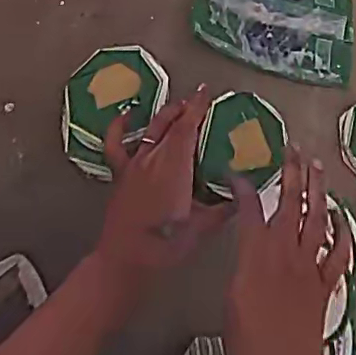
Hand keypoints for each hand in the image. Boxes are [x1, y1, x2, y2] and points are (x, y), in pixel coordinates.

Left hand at [93, 87, 229, 282]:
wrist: (125, 262)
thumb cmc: (165, 246)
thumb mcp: (202, 228)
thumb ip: (222, 209)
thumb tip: (239, 198)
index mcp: (176, 164)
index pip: (188, 126)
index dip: (198, 106)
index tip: (206, 92)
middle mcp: (154, 157)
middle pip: (172, 123)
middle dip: (186, 107)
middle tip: (199, 101)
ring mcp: (135, 164)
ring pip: (152, 128)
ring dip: (166, 114)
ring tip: (177, 107)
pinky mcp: (121, 175)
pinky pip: (116, 144)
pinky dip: (121, 126)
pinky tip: (127, 115)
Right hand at [225, 146, 352, 354]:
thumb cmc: (247, 342)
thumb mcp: (232, 295)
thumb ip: (243, 260)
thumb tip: (250, 243)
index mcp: (257, 253)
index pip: (250, 207)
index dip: (243, 186)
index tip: (237, 173)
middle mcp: (286, 251)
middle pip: (290, 201)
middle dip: (291, 171)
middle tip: (293, 149)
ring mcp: (309, 265)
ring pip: (316, 217)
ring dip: (317, 189)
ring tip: (316, 166)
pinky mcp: (325, 283)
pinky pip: (338, 252)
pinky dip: (342, 232)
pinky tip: (342, 216)